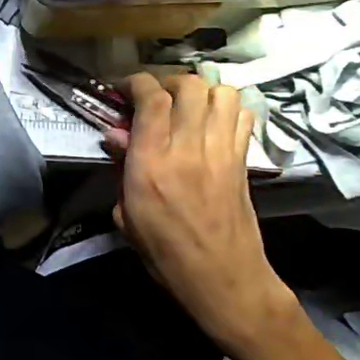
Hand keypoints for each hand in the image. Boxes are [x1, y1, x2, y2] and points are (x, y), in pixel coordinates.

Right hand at [104, 73, 298, 348]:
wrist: (222, 278)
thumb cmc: (164, 253)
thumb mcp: (127, 214)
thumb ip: (123, 168)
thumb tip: (117, 135)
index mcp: (151, 164)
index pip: (150, 99)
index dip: (135, 82)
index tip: (122, 87)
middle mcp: (188, 149)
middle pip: (187, 86)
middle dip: (167, 82)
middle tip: (154, 96)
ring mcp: (221, 151)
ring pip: (220, 93)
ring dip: (200, 90)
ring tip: (185, 104)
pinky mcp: (243, 159)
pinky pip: (242, 115)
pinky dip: (227, 107)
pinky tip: (212, 120)